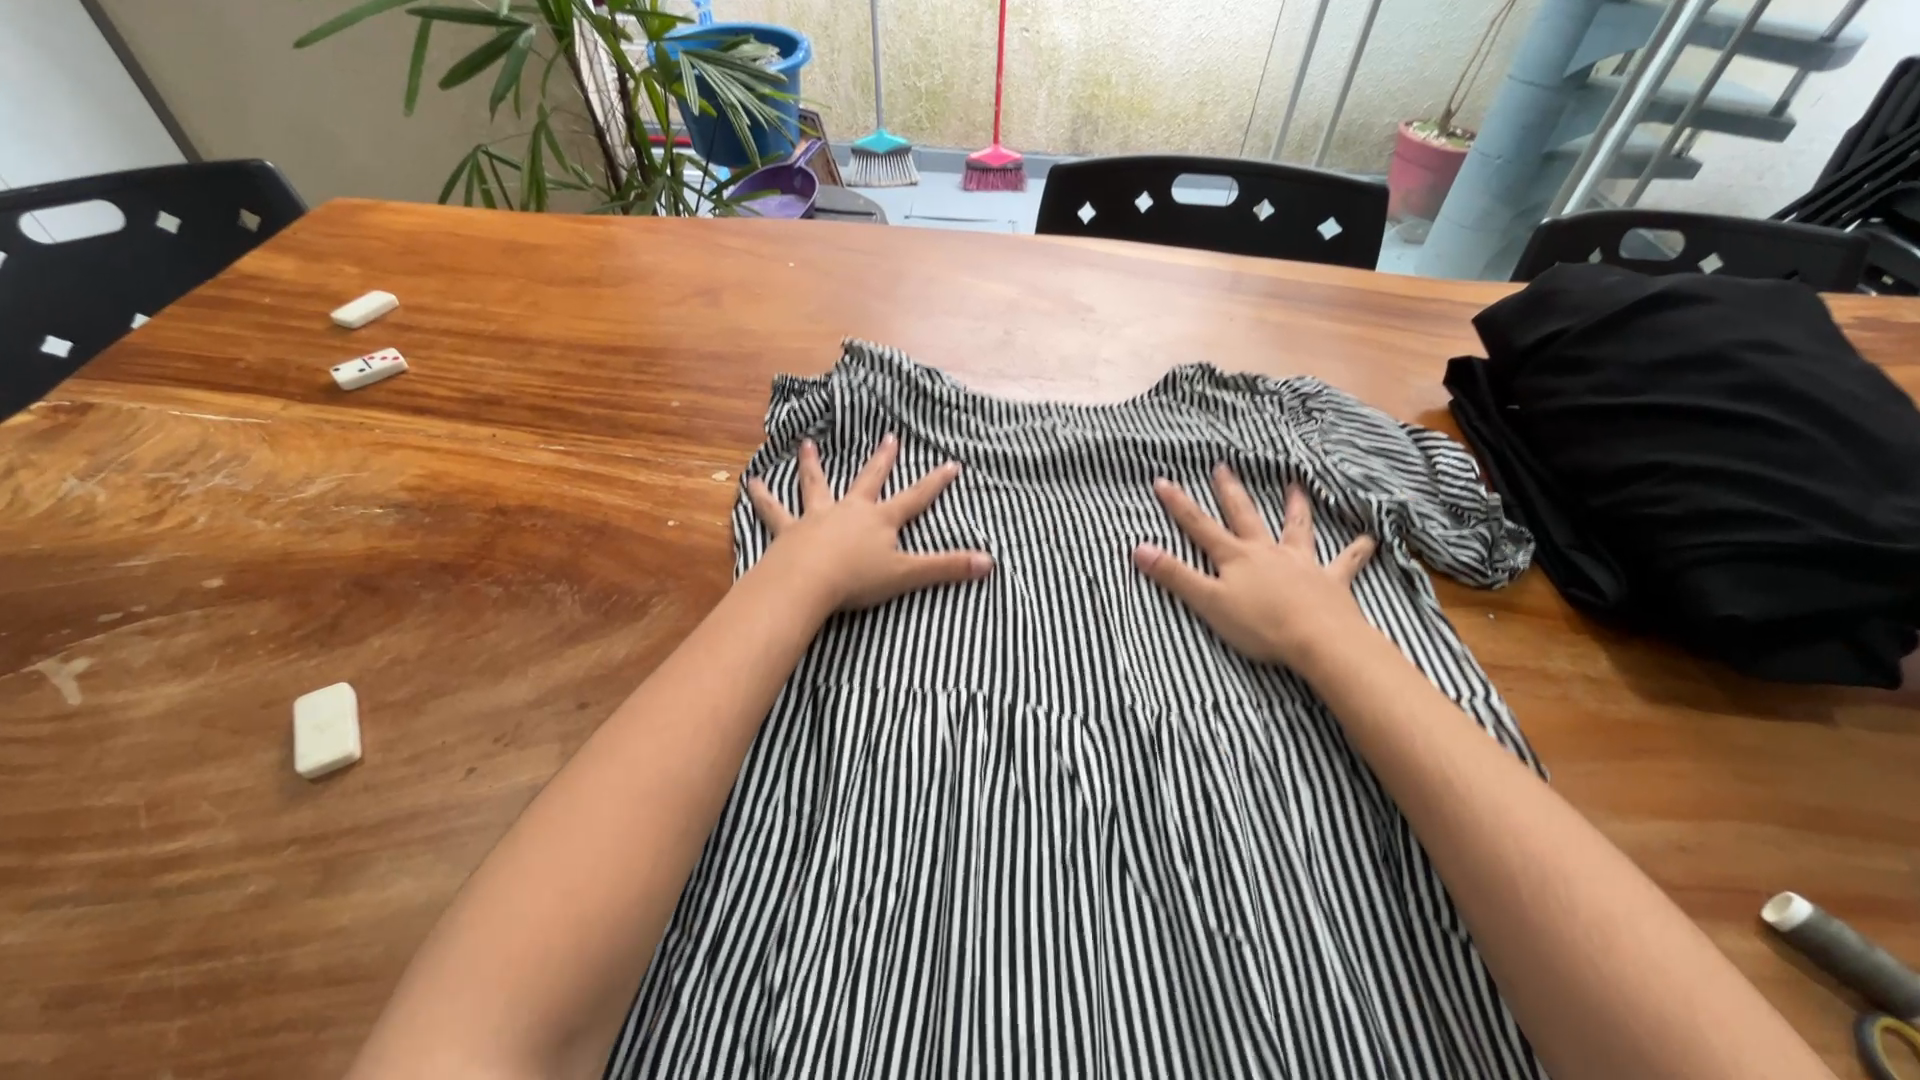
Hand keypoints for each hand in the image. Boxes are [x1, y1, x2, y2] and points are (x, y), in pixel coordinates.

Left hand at [746, 434, 992, 612]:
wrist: (808, 582)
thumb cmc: (857, 579)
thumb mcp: (908, 575)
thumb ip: (946, 568)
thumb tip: (990, 564)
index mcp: (880, 520)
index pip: (915, 498)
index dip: (934, 482)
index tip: (950, 463)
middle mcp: (850, 510)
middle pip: (869, 480)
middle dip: (881, 460)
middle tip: (888, 437)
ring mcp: (817, 517)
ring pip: (816, 485)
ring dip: (812, 465)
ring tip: (807, 445)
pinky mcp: (789, 530)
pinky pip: (775, 510)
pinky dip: (763, 497)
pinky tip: (751, 483)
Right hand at [1133, 465, 1377, 673]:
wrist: (1318, 640)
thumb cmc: (1260, 625)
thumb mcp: (1208, 602)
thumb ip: (1174, 575)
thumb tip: (1139, 548)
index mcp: (1235, 558)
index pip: (1200, 526)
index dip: (1179, 505)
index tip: (1163, 481)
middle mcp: (1267, 553)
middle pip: (1245, 516)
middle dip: (1231, 492)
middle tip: (1224, 467)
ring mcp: (1300, 564)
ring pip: (1295, 529)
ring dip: (1294, 507)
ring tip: (1295, 486)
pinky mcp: (1330, 581)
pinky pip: (1345, 562)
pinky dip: (1356, 550)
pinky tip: (1368, 538)